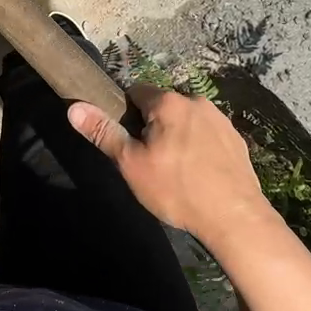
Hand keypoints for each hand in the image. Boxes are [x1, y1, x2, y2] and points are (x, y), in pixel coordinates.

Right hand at [67, 86, 272, 243]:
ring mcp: (221, 119)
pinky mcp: (236, 139)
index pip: (135, 92)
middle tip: (150, 162)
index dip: (126, 115)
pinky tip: (199, 175)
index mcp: (169, 102)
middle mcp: (197, 101)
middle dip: (153, 128)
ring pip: (186, 121)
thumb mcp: (131, 164)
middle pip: (162, 107)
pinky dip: (199, 148)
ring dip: (177, 137)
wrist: (235, 218)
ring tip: (176, 173)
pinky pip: (207, 135)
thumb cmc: (177, 189)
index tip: (128, 142)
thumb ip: (103, 132)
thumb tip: (74, 107)